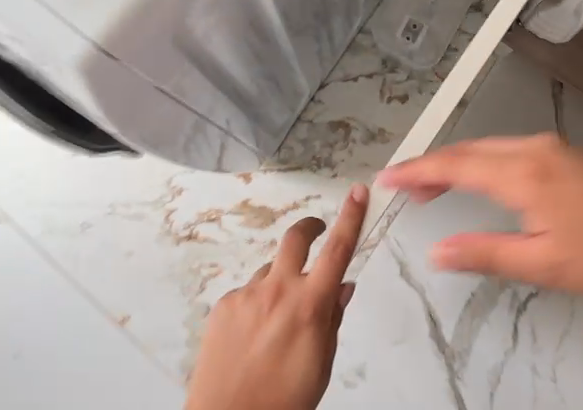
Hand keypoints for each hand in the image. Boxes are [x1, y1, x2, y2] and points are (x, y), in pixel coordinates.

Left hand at [186, 186, 368, 409]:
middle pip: (296, 238)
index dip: (350, 218)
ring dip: (279, 283)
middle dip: (309, 228)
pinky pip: (247, 293)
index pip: (338, 250)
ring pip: (270, 272)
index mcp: (310, 305)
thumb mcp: (321, 365)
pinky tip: (253, 336)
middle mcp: (278, 290)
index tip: (358, 193)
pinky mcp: (224, 304)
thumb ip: (332, 319)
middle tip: (315, 232)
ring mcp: (248, 294)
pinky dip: (255, 306)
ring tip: (277, 324)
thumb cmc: (283, 401)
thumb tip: (343, 287)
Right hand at [378, 135, 582, 317]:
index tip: (386, 177)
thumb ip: (485, 253)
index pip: (456, 164)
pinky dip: (485, 162)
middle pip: (470, 149)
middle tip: (406, 189)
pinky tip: (482, 181)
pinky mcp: (569, 155)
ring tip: (435, 188)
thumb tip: (438, 250)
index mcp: (524, 173)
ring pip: (490, 147)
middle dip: (433, 166)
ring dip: (459, 163)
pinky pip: (511, 150)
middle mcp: (536, 149)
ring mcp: (555, 148)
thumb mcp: (542, 265)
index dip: (417, 170)